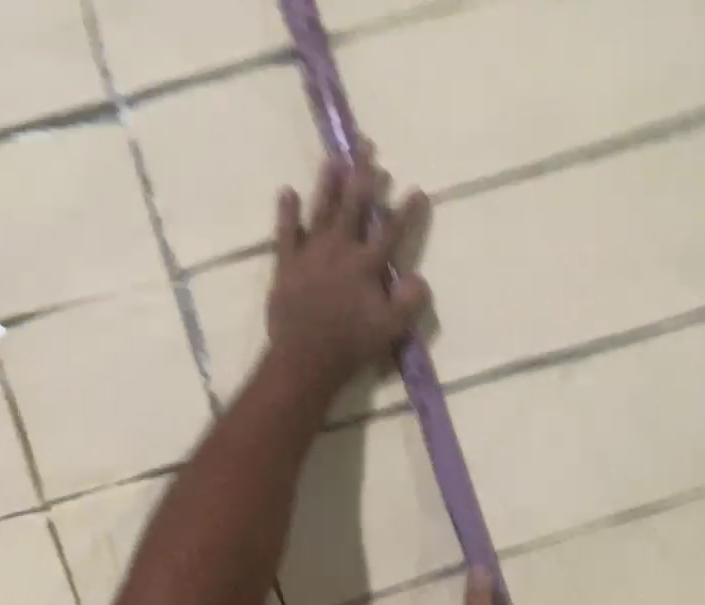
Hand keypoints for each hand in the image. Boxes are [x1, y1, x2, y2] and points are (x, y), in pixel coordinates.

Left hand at [265, 143, 431, 392]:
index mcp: (367, 264)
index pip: (392, 230)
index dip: (407, 210)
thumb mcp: (392, 329)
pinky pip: (286, 233)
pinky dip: (287, 212)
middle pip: (354, 205)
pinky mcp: (286, 265)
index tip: (417, 189)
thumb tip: (418, 278)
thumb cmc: (351, 345)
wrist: (305, 358)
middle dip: (363, 174)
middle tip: (366, 147)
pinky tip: (287, 192)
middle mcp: (340, 250)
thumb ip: (411, 302)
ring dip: (328, 183)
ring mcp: (310, 254)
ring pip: (321, 210)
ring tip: (333, 159)